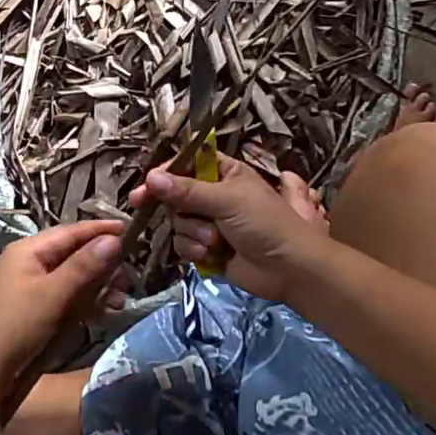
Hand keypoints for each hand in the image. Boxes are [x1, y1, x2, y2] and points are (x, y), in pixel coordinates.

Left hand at [0, 220, 125, 400]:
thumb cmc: (14, 326)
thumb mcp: (52, 294)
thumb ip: (84, 266)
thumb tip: (113, 239)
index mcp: (28, 250)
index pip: (71, 232)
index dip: (101, 231)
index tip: (132, 231)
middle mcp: (27, 263)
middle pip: (72, 255)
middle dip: (102, 265)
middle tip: (129, 279)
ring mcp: (27, 289)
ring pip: (70, 280)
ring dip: (96, 287)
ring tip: (120, 300)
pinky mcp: (30, 313)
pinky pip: (63, 299)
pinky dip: (83, 304)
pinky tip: (101, 313)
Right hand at [129, 157, 329, 301]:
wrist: (290, 270)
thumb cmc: (266, 224)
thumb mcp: (228, 200)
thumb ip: (187, 191)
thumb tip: (150, 178)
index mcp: (223, 173)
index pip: (186, 164)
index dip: (164, 173)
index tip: (145, 187)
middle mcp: (213, 194)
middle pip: (174, 195)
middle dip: (180, 210)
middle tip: (161, 211)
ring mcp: (209, 222)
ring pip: (177, 222)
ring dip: (192, 233)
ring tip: (215, 241)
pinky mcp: (206, 247)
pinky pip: (183, 244)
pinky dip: (194, 250)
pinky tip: (211, 255)